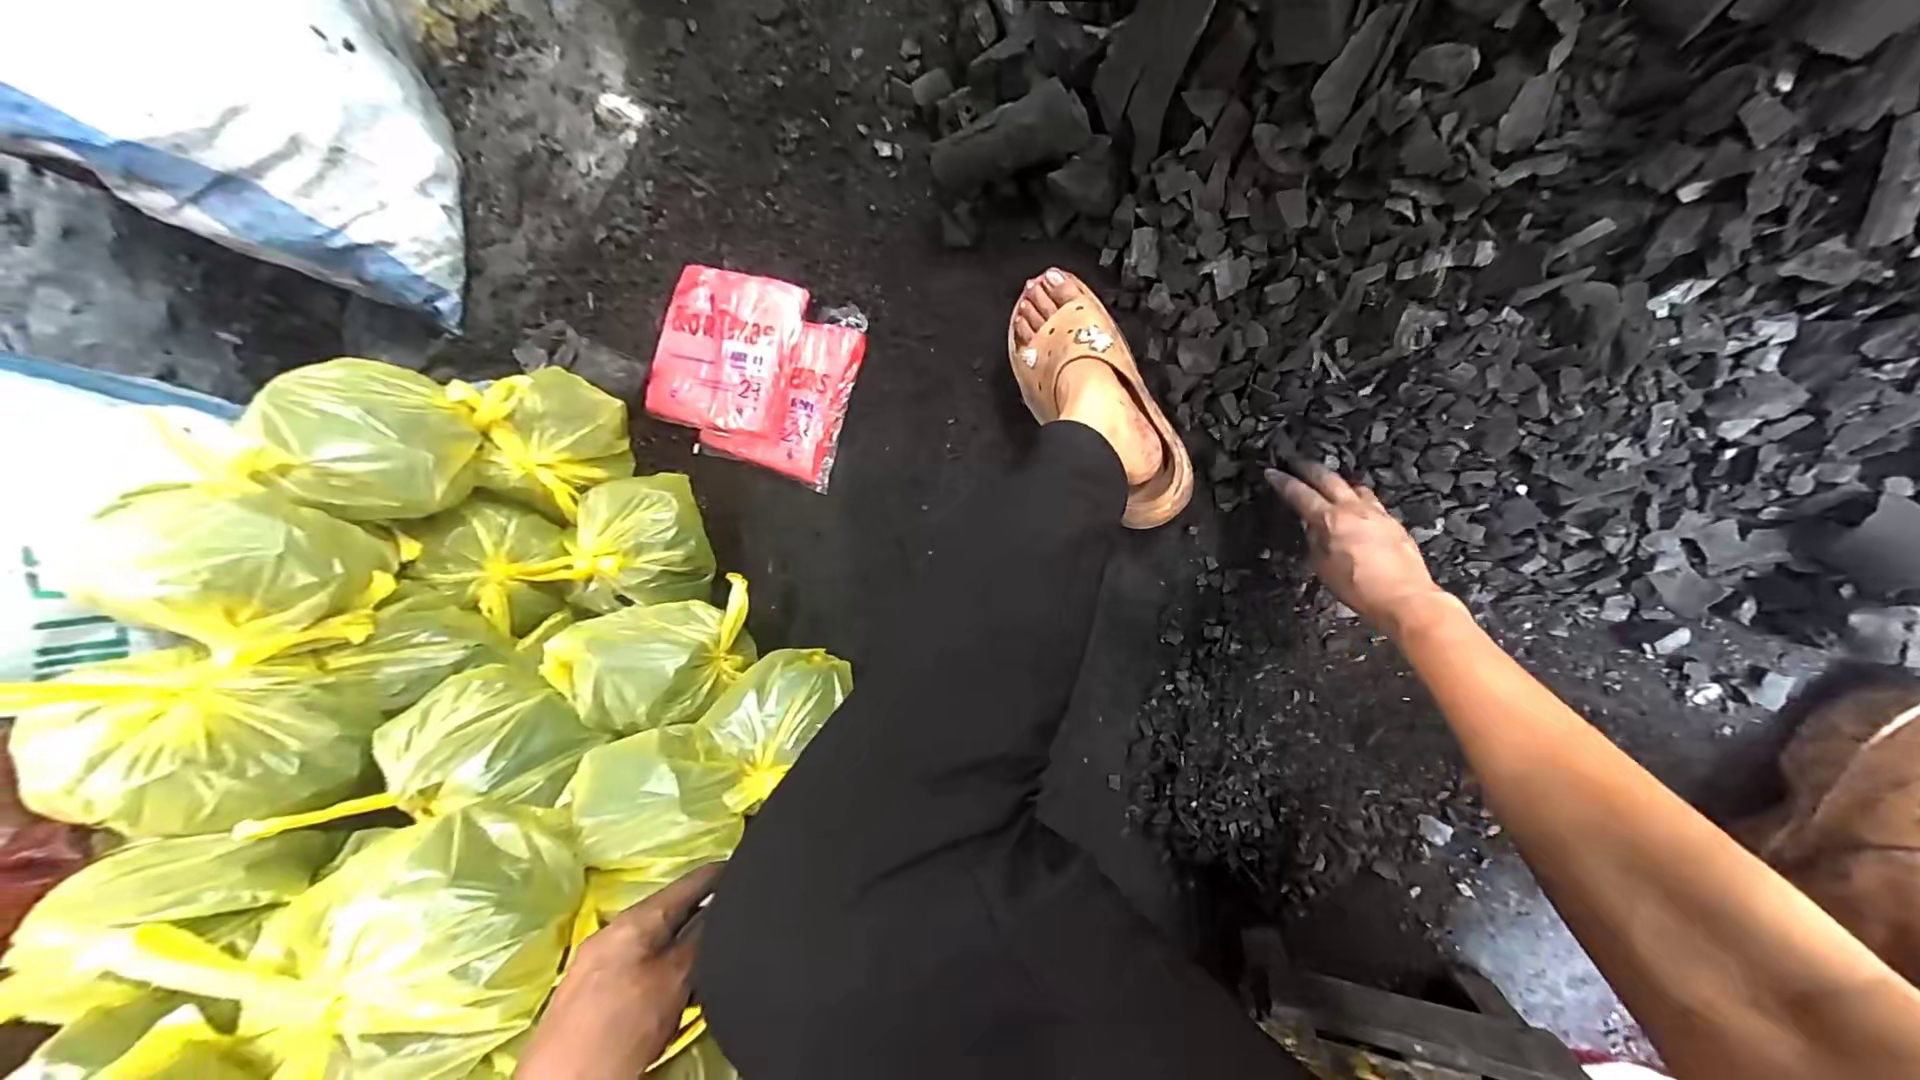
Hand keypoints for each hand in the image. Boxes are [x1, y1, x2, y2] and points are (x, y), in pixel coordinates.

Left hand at [518, 863, 722, 1079]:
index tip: (747, 872)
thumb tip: (723, 904)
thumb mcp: (675, 980)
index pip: (689, 881)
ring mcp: (598, 962)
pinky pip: (640, 962)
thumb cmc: (623, 1027)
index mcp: (634, 918)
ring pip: (656, 938)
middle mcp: (613, 931)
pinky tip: (680, 984)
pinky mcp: (590, 993)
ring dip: (685, 942)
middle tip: (737, 917)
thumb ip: (701, 936)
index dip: (722, 874)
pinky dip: (665, 965)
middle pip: (671, 910)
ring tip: (715, 952)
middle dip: (704, 910)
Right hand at [1265, 465, 1454, 634]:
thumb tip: (1312, 526)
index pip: (1300, 494)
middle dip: (1309, 468)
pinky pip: (1372, 502)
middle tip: (1297, 463)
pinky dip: (1359, 499)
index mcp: (1330, 520)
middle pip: (1328, 479)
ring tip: (1330, 483)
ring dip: (1338, 482)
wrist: (1404, 597)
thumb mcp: (1322, 566)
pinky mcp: (1393, 523)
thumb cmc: (1358, 588)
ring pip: (1354, 487)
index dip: (1283, 482)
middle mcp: (1354, 510)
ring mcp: (1377, 514)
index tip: (1273, 473)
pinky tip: (1357, 507)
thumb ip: (1315, 540)